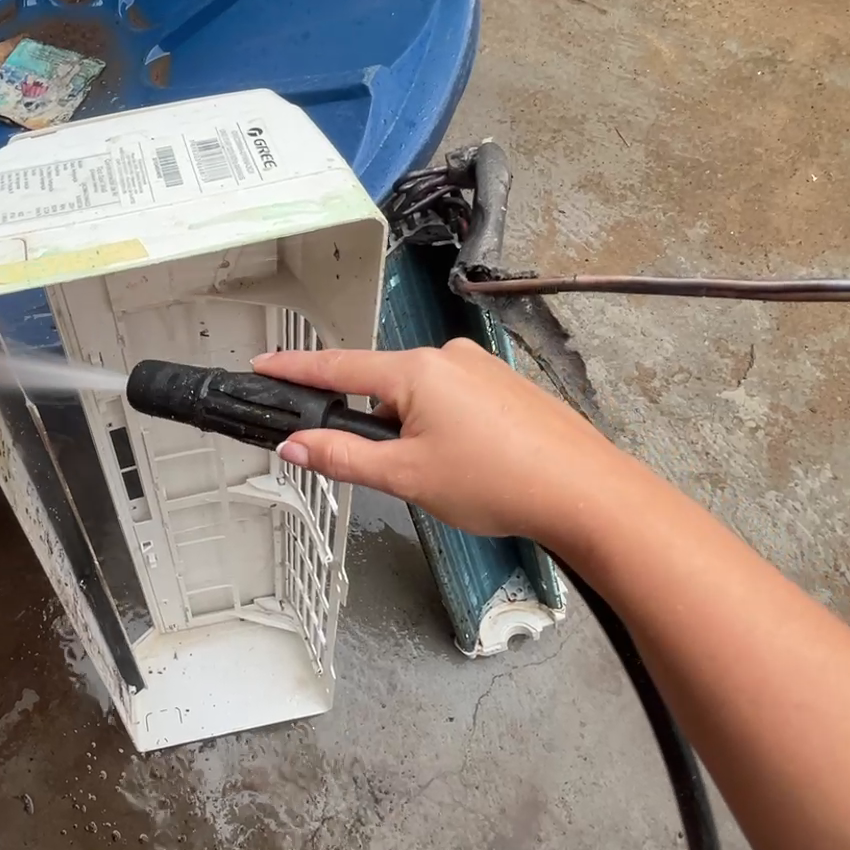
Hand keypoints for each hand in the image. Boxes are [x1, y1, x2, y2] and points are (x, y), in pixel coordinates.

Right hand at [252, 340, 642, 546]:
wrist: (586, 493)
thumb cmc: (495, 481)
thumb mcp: (405, 475)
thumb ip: (342, 456)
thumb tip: (295, 445)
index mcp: (416, 371)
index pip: (338, 367)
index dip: (295, 368)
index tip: (264, 363)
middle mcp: (448, 357)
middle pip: (380, 384)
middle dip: (369, 423)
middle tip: (383, 467)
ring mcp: (480, 368)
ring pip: (417, 396)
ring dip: (406, 429)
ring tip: (438, 474)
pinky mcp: (504, 385)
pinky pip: (450, 398)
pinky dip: (438, 426)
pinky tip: (462, 461)